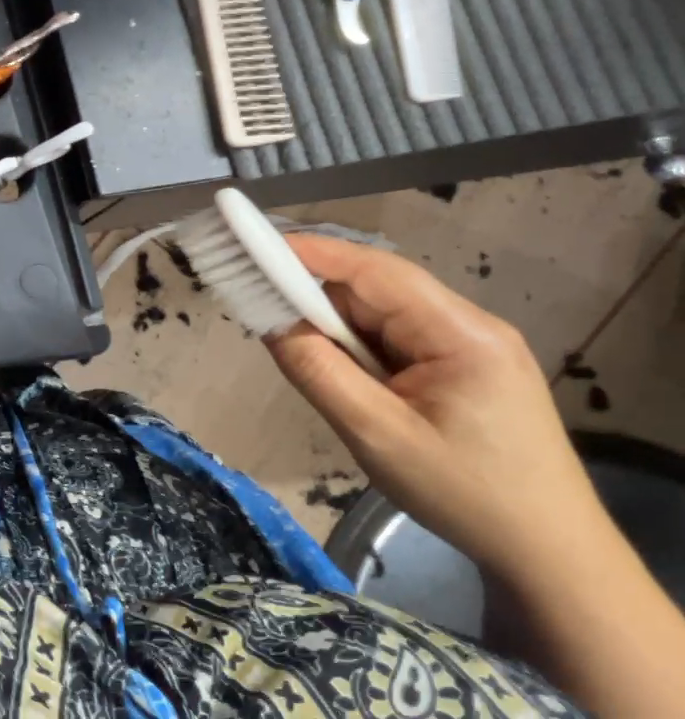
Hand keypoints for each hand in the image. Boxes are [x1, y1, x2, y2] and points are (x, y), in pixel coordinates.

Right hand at [265, 235, 605, 582]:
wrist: (549, 552)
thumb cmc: (464, 493)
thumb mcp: (375, 434)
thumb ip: (318, 371)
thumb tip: (270, 321)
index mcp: (461, 334)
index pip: (374, 271)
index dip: (310, 253)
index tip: (250, 248)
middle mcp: (470, 327)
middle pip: (376, 289)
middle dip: (315, 294)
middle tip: (260, 308)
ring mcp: (471, 346)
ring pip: (381, 314)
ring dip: (334, 326)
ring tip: (303, 353)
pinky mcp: (463, 367)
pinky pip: (394, 337)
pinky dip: (355, 345)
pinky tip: (342, 372)